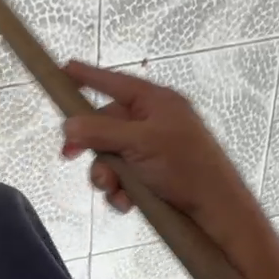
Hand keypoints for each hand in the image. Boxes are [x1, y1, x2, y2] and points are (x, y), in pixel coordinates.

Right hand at [58, 60, 253, 223]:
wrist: (214, 208)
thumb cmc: (185, 166)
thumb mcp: (139, 143)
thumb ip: (101, 132)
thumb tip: (68, 124)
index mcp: (155, 103)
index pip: (115, 83)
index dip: (88, 76)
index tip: (63, 69)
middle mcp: (151, 122)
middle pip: (104, 126)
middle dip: (91, 147)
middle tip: (69, 156)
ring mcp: (150, 150)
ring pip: (108, 157)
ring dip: (105, 176)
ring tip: (114, 189)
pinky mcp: (150, 175)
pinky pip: (120, 178)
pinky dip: (118, 191)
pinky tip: (126, 202)